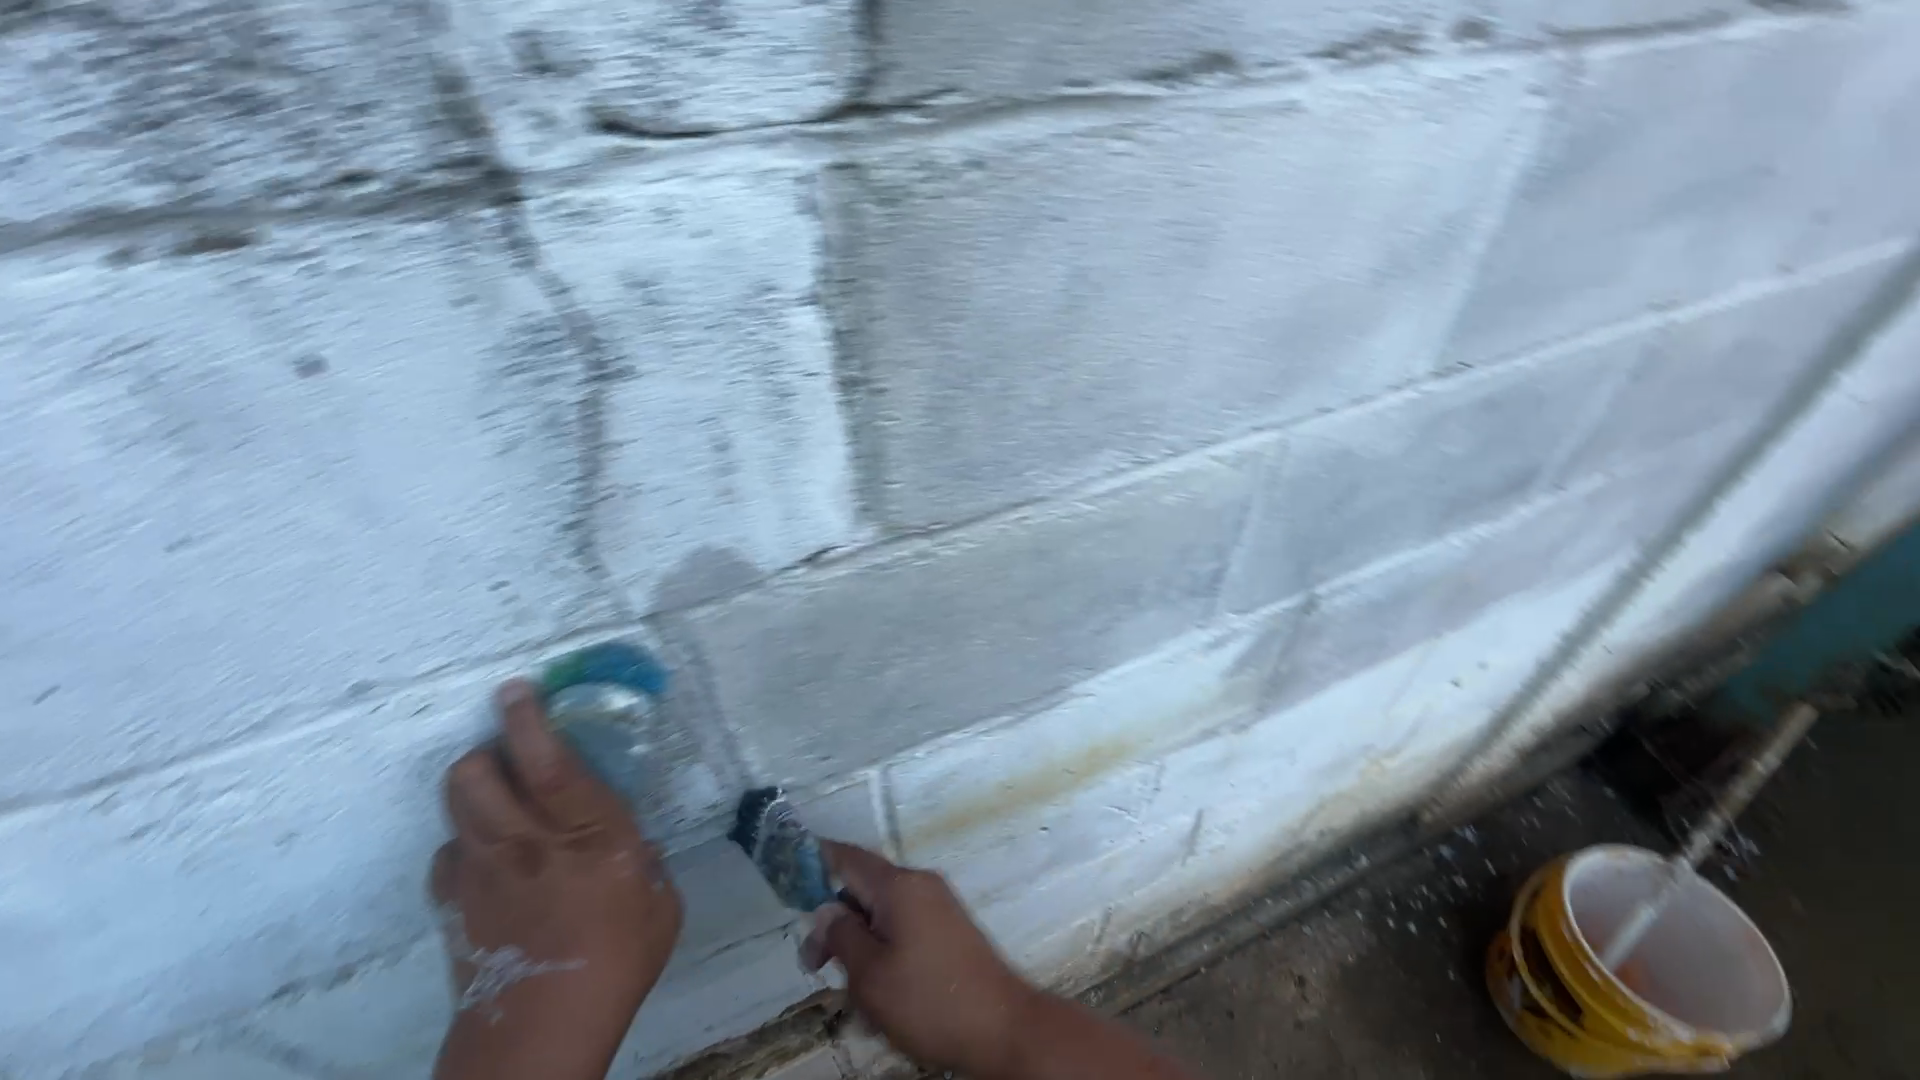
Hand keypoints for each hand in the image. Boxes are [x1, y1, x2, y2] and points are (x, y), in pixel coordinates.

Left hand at [431, 680, 682, 1079]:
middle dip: (489, 750)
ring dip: (476, 790)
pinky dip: (465, 846)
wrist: (542, 1030)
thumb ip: (645, 861)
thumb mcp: (660, 902)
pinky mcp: (453, 903)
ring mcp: (481, 871)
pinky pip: (448, 853)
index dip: (528, 719)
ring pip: (457, 803)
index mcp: (589, 835)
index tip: (515, 689)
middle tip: (512, 756)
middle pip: (476, 772)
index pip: (548, 762)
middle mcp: (527, 841)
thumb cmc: (618, 960)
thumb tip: (631, 844)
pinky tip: (488, 863)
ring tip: (499, 801)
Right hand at [802, 841, 1038, 1077]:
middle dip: (836, 923)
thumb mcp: (870, 974)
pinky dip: (885, 951)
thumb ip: (841, 935)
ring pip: (883, 914)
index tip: (789, 876)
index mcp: (899, 885)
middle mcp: (921, 885)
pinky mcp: (950, 931)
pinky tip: (882, 993)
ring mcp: (939, 906)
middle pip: (864, 889)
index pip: (847, 857)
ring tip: (855, 993)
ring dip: (860, 945)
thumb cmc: (928, 1000)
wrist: (1003, 1027)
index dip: (815, 861)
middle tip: (814, 966)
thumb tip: (825, 909)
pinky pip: (905, 929)